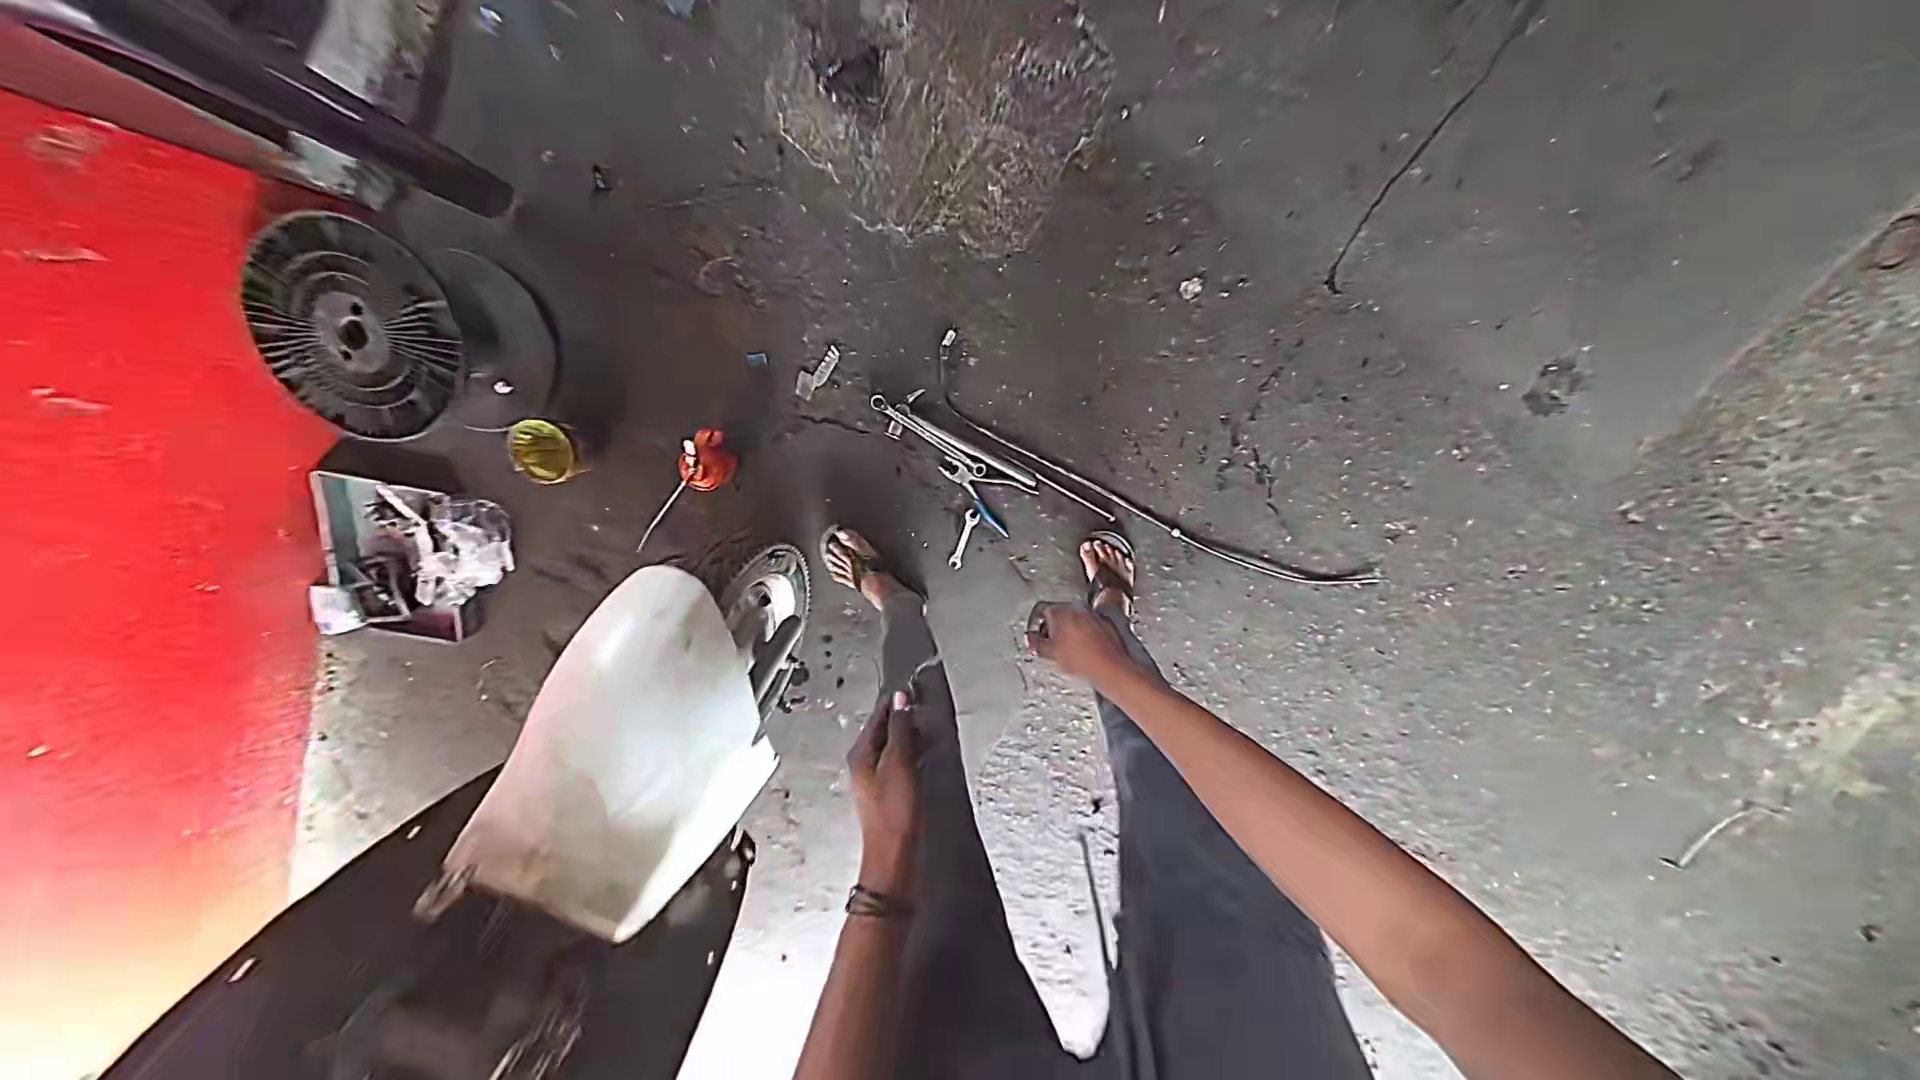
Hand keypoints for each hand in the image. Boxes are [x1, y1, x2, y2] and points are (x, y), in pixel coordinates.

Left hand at [849, 690, 921, 894]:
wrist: (895, 859)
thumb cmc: (895, 813)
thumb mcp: (899, 764)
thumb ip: (901, 730)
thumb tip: (900, 699)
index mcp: (861, 753)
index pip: (879, 715)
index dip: (896, 700)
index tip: (914, 684)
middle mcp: (865, 763)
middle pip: (885, 728)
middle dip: (903, 715)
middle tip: (924, 700)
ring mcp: (876, 778)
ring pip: (893, 744)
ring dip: (909, 733)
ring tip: (927, 722)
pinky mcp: (890, 790)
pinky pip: (900, 759)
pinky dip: (912, 750)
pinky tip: (924, 751)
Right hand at [1026, 601, 1137, 682]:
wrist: (1109, 667)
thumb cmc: (1081, 660)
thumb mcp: (1050, 654)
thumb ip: (1036, 644)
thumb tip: (1031, 639)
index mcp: (1061, 611)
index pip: (1043, 611)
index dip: (1038, 625)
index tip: (1039, 636)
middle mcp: (1078, 609)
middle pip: (1060, 614)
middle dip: (1055, 627)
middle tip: (1053, 644)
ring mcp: (1094, 616)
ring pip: (1077, 620)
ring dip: (1072, 631)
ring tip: (1070, 649)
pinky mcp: (1107, 625)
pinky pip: (1091, 626)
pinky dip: (1087, 635)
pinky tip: (1085, 650)